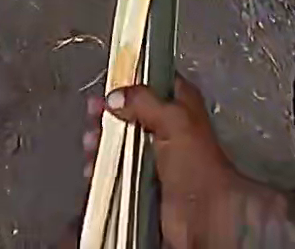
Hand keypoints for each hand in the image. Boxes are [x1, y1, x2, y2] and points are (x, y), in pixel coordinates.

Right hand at [100, 76, 249, 247]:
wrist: (204, 215)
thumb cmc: (194, 161)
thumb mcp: (173, 119)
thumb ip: (144, 101)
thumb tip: (115, 95)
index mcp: (180, 100)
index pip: (151, 79)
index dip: (129, 80)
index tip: (106, 85)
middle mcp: (167, 122)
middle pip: (131, 110)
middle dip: (110, 112)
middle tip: (92, 116)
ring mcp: (155, 152)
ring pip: (122, 138)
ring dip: (103, 139)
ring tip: (90, 145)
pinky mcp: (144, 178)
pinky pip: (119, 166)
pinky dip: (104, 164)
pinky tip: (92, 168)